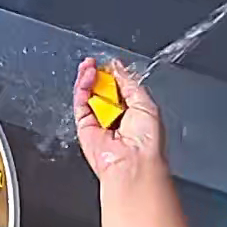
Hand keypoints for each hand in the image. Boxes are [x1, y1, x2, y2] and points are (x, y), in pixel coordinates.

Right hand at [73, 57, 164, 184]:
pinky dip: (81, 89)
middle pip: (101, 88)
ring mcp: (98, 121)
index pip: (120, 87)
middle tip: (96, 63)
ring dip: (88, 78)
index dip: (114, 74)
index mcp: (133, 111)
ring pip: (88, 94)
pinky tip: (86, 77)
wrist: (132, 162)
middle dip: (98, 74)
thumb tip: (117, 67)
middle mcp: (114, 116)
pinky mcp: (83, 126)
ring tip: (89, 66)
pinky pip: (80, 104)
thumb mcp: (146, 103)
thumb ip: (130, 84)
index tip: (110, 64)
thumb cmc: (146, 141)